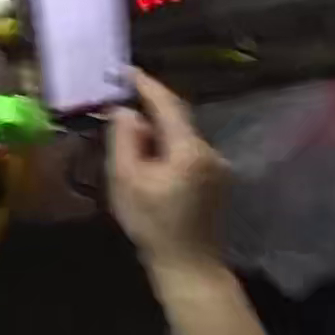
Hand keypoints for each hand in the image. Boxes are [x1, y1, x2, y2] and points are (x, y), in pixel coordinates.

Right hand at [107, 69, 228, 276]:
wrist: (188, 264)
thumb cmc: (151, 222)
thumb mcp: (126, 179)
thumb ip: (125, 140)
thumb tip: (125, 112)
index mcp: (189, 150)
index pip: (168, 105)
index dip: (146, 85)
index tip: (124, 70)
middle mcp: (210, 152)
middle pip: (176, 120)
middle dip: (148, 108)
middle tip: (118, 100)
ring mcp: (217, 166)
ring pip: (180, 136)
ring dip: (154, 130)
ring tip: (126, 134)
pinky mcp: (215, 179)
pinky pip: (185, 151)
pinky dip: (164, 146)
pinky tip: (146, 158)